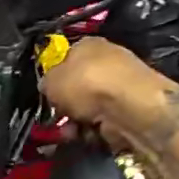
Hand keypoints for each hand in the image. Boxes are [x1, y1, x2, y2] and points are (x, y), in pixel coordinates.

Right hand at [40, 37, 169, 131]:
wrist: (129, 105)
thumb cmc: (85, 84)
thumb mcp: (50, 80)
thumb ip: (46, 83)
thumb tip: (48, 88)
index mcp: (87, 44)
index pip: (65, 58)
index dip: (54, 78)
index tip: (48, 95)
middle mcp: (107, 59)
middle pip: (78, 85)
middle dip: (66, 104)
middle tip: (59, 115)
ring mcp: (122, 83)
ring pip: (89, 106)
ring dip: (77, 120)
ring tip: (72, 130)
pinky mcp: (132, 106)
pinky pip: (104, 119)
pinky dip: (95, 129)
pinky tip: (90, 134)